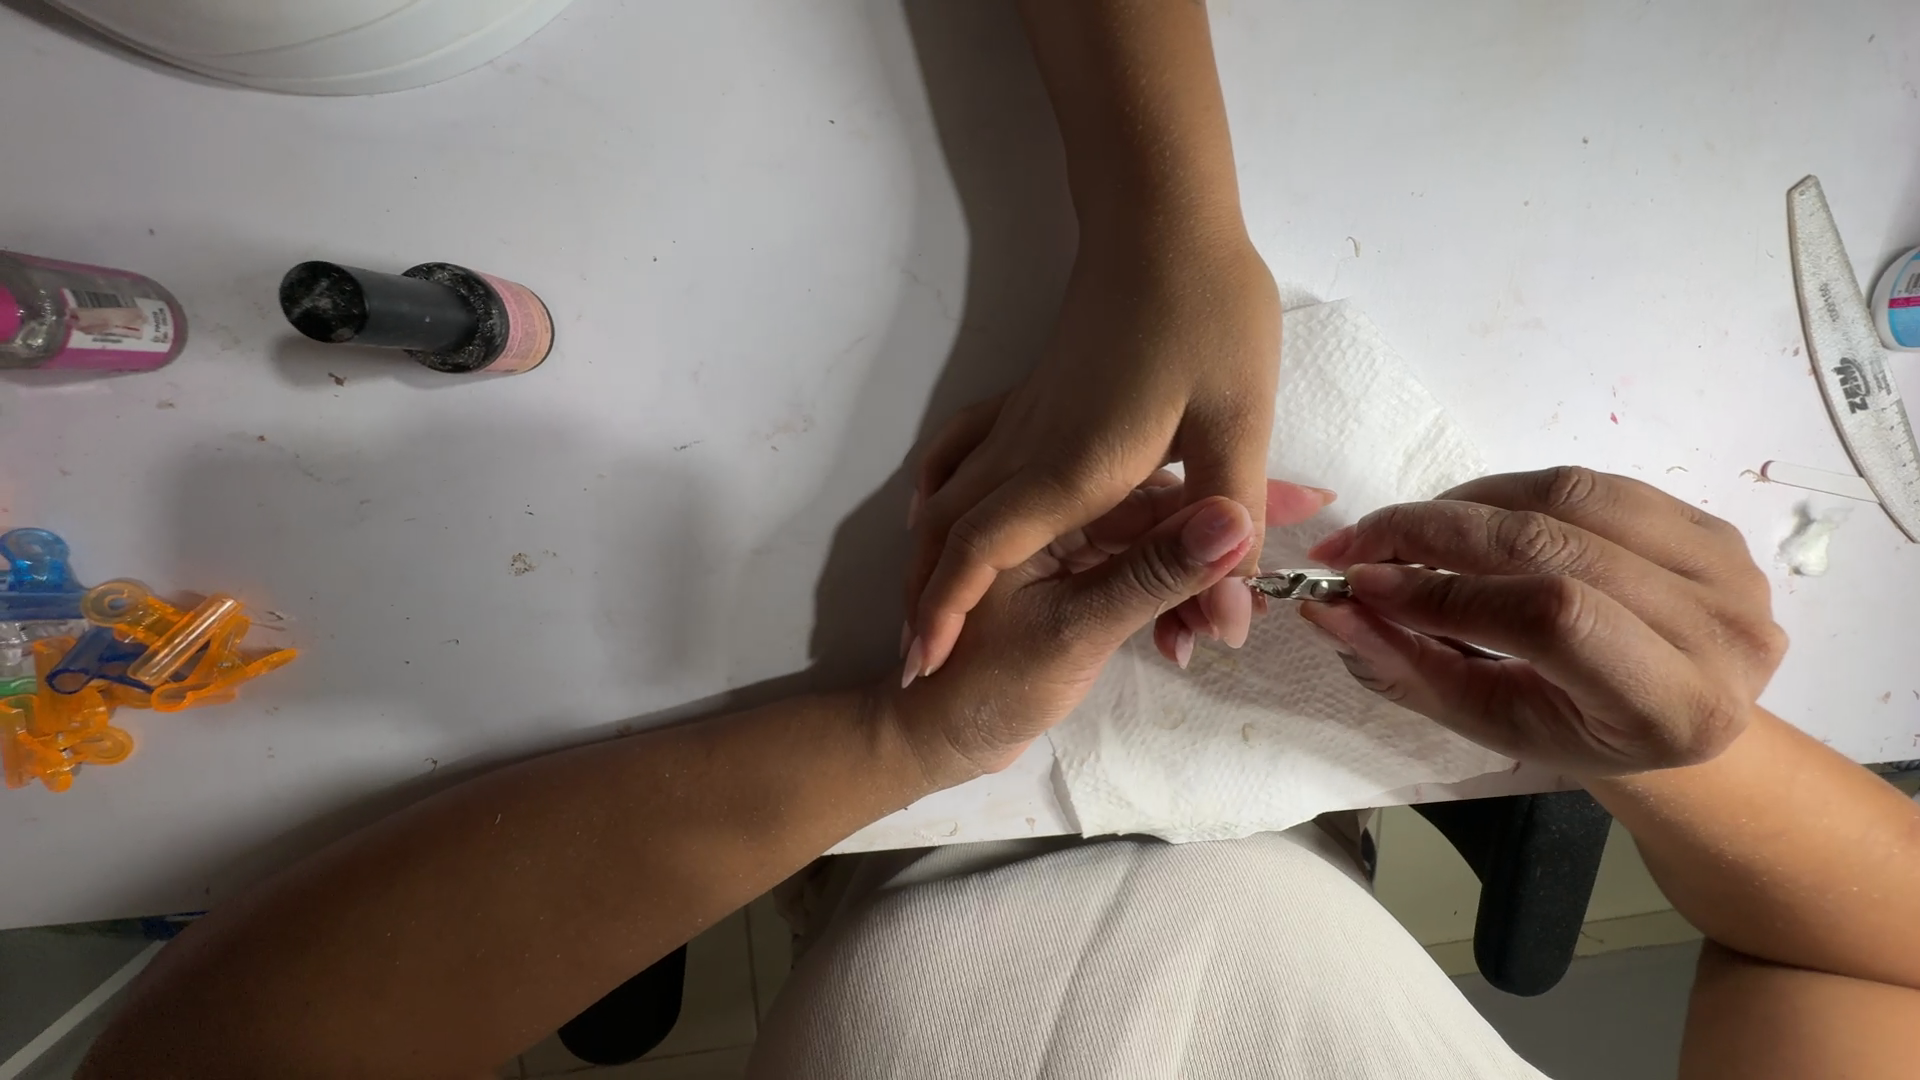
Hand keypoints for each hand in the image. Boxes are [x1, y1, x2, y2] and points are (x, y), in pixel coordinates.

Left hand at [882, 474, 1332, 789]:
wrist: (946, 736)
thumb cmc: (991, 685)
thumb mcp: (1076, 628)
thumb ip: (1153, 576)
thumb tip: (1235, 522)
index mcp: (1041, 503)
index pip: (1149, 484)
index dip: (1228, 490)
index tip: (1303, 494)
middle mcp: (1055, 512)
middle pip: (1158, 507)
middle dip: (1228, 523)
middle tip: (1307, 513)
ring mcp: (1068, 547)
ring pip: (1153, 541)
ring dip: (1205, 566)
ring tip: (1261, 591)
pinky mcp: (1075, 579)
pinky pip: (1138, 572)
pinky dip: (1175, 593)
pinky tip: (1208, 617)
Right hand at [905, 235, 1296, 683]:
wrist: (1161, 222)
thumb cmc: (1206, 317)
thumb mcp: (1236, 424)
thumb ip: (1224, 526)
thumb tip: (1227, 625)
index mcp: (1071, 469)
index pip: (978, 551)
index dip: (942, 612)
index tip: (919, 666)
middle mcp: (1025, 453)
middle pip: (951, 534)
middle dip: (926, 601)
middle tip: (919, 657)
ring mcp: (1016, 422)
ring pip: (948, 498)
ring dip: (929, 556)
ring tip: (923, 606)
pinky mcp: (1023, 401)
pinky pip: (957, 453)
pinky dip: (935, 490)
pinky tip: (931, 506)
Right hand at [1299, 467, 1787, 775]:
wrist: (1664, 711)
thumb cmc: (1561, 727)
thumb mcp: (1473, 716)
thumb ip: (1397, 664)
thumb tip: (1322, 610)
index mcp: (1672, 705)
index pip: (1549, 618)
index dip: (1442, 590)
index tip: (1357, 584)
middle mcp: (1722, 630)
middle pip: (1548, 546)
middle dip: (1428, 534)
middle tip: (1353, 545)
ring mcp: (1726, 567)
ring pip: (1561, 498)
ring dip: (1457, 507)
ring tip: (1402, 535)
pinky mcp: (1709, 525)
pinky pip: (1580, 482)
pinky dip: (1499, 493)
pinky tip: (1462, 520)